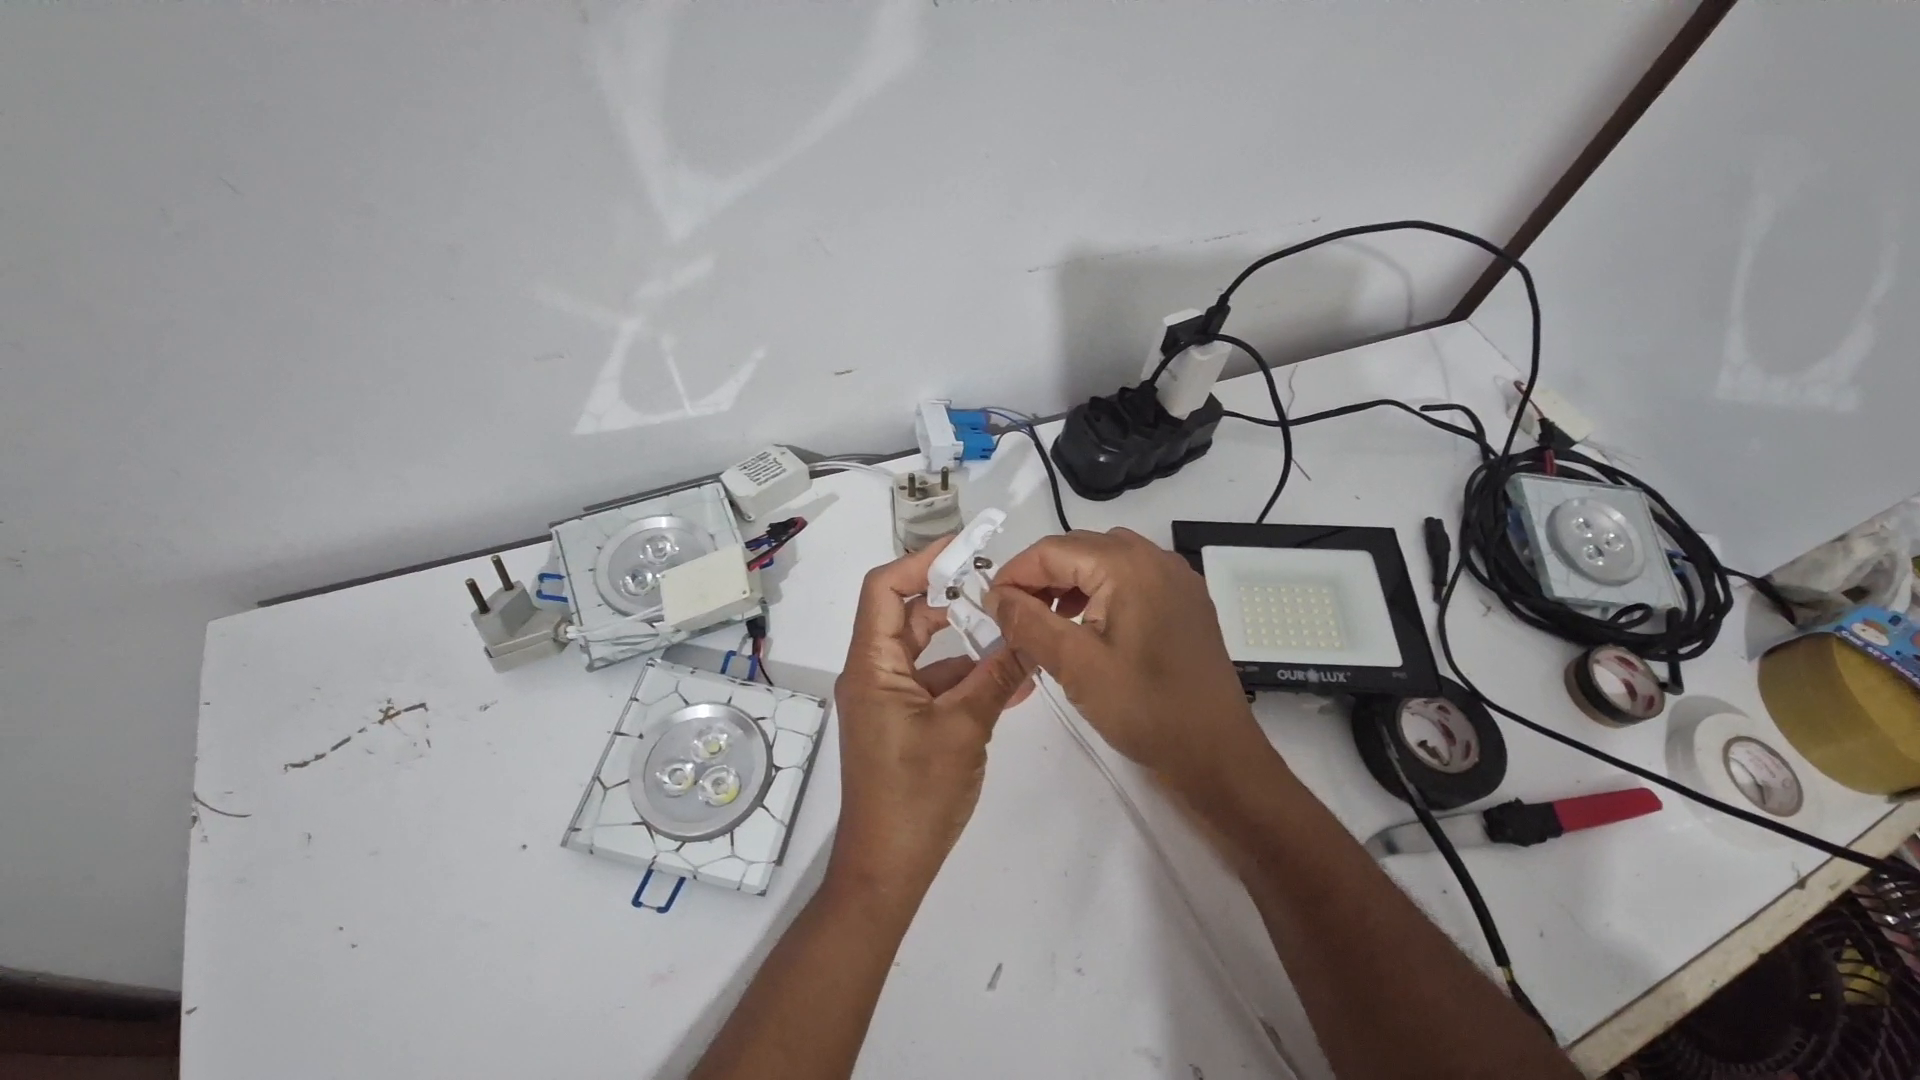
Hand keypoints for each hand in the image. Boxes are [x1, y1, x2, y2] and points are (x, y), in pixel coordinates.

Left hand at [829, 538, 1032, 900]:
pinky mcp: (903, 725)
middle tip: (1002, 591)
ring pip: (928, 655)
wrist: (887, 868)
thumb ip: (996, 677)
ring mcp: (888, 702)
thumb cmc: (916, 796)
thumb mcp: (963, 729)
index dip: (921, 561)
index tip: (967, 550)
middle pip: (909, 618)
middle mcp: (873, 676)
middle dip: (954, 602)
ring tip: (1020, 638)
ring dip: (970, 646)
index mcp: (872, 667)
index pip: (884, 590)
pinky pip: (935, 687)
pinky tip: (1013, 683)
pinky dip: (969, 680)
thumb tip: (1028, 635)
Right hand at [984, 528, 1265, 791]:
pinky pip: (1131, 580)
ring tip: (1045, 621)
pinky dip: (1100, 593)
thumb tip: (995, 596)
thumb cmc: (1144, 708)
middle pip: (1080, 548)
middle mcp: (1156, 559)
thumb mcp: (1075, 665)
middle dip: (1040, 576)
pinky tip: (1087, 627)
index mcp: (1128, 566)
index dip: (1014, 573)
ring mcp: (1176, 580)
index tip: (989, 606)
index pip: (1053, 549)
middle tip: (1012, 616)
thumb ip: (1028, 623)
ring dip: (1069, 583)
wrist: (1216, 752)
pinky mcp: (1185, 603)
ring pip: (1105, 562)